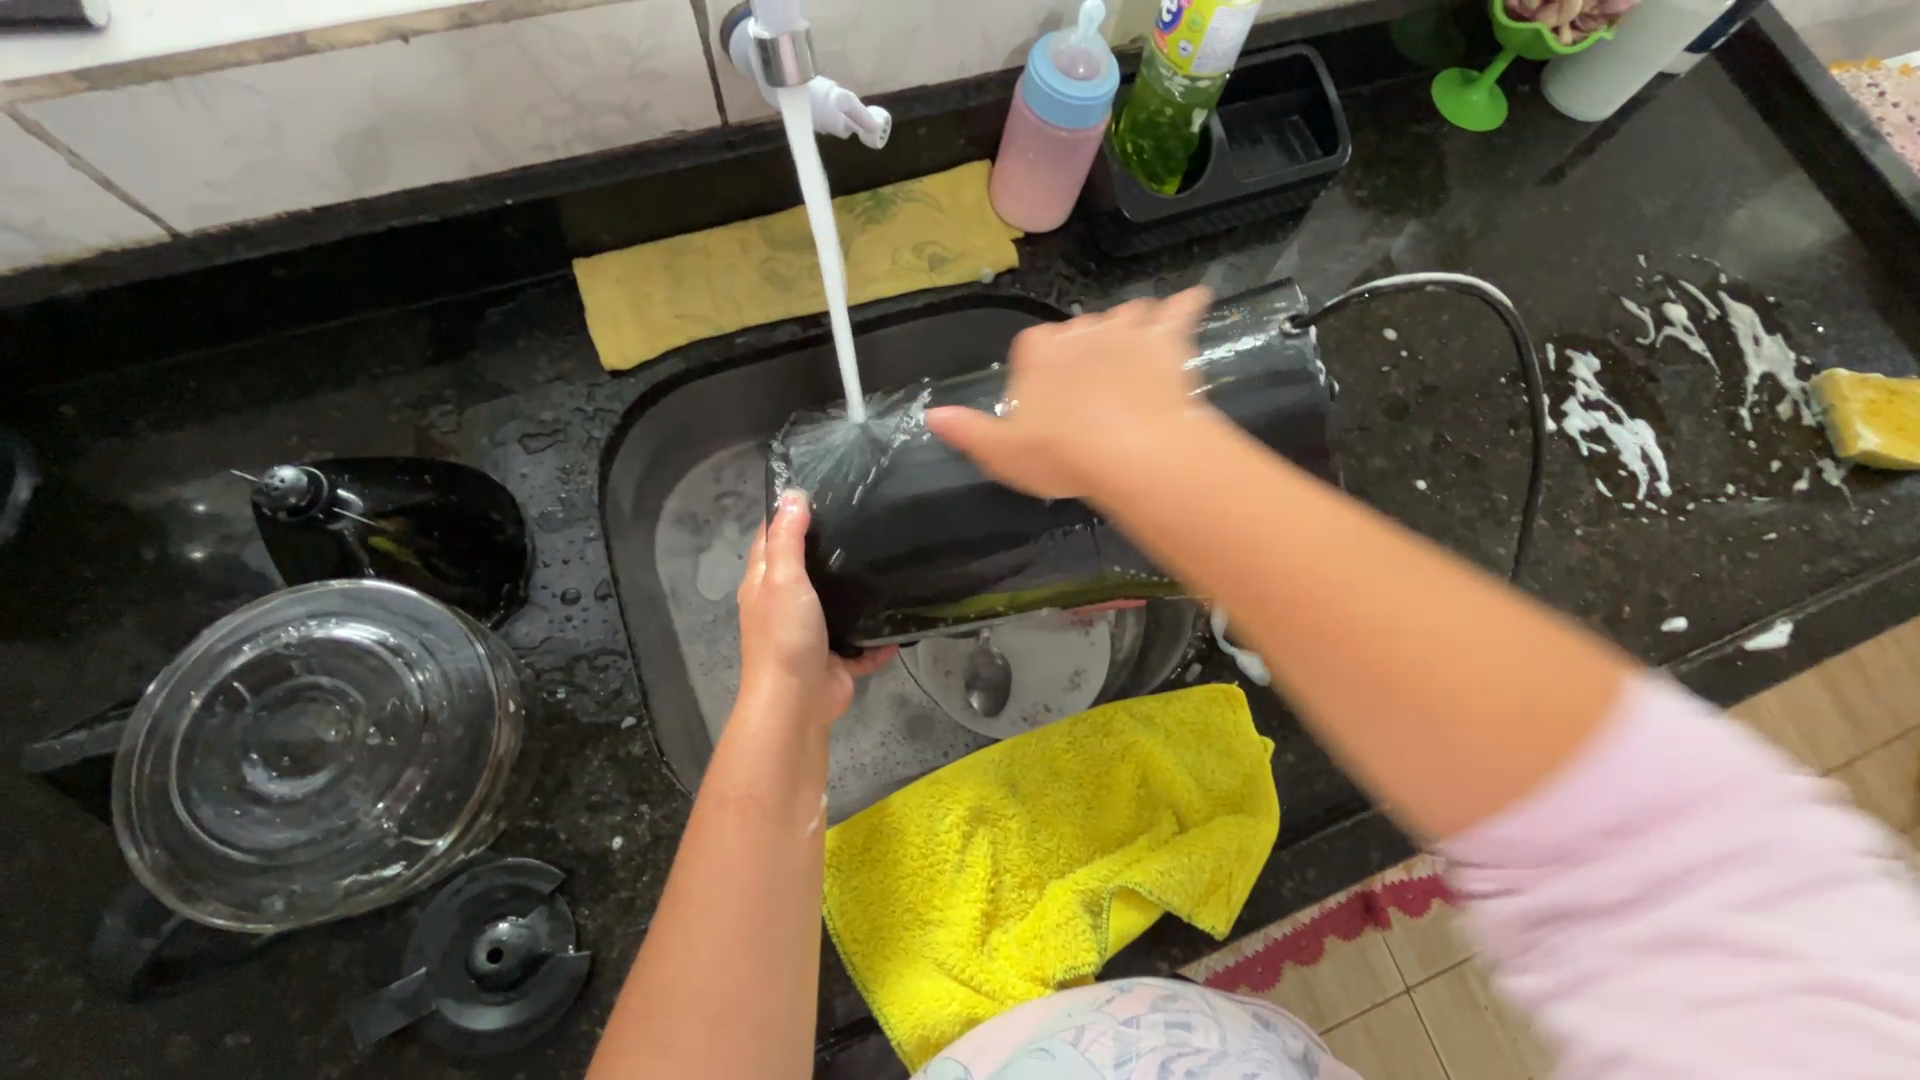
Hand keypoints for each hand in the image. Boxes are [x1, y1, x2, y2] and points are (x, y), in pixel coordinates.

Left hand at [736, 489, 895, 728]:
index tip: (820, 490)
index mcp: (765, 585)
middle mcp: (785, 607)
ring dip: (857, 595)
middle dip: (830, 550)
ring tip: (889, 563)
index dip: (789, 514)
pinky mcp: (836, 661)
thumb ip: (788, 538)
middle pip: (807, 571)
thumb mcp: (783, 577)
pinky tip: (900, 623)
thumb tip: (793, 495)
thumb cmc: (785, 635)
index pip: (772, 538)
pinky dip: (878, 640)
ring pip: (837, 607)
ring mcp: (811, 635)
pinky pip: (862, 645)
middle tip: (865, 523)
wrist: (798, 702)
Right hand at [925, 287, 1214, 498]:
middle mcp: (1079, 331)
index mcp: (1037, 352)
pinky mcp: (1167, 339)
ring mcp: (1125, 330)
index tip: (1047, 401)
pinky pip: (1179, 310)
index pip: (1031, 349)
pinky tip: (1193, 300)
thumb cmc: (1062, 453)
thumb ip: (968, 430)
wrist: (1132, 451)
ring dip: (1128, 326)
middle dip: (1084, 352)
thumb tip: (932, 415)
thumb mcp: (1003, 452)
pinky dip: (1186, 305)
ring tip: (1133, 344)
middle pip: (1078, 332)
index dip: (1039, 373)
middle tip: (1092, 389)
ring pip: (1125, 315)